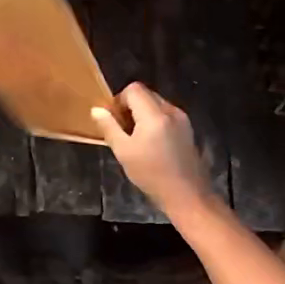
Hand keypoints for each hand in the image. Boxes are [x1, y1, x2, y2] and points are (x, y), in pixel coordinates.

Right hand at [92, 82, 211, 211]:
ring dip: (143, 114)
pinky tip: (152, 144)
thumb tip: (97, 110)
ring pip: (156, 104)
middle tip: (123, 130)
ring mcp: (182, 119)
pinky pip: (166, 115)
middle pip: (146, 94)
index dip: (119, 100)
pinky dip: (155, 122)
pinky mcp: (187, 129)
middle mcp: (170, 110)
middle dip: (131, 107)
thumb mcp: (124, 152)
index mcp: (154, 114)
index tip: (114, 120)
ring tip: (136, 139)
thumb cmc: (151, 174)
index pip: (134, 89)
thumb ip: (109, 127)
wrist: (187, 194)